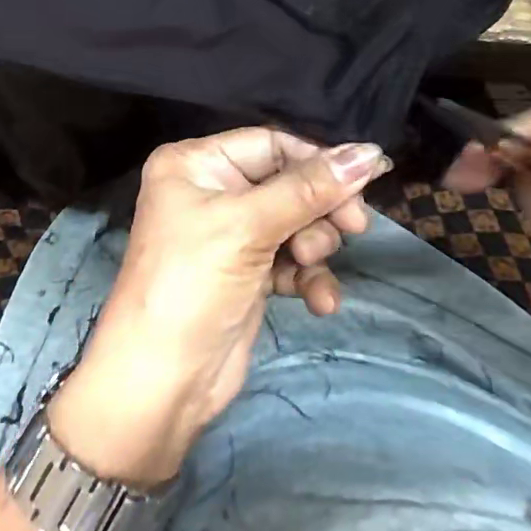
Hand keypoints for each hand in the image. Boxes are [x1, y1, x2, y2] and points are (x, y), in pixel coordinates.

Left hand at [48, 128, 389, 487]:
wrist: (160, 387)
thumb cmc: (193, 285)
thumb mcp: (250, 227)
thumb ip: (311, 189)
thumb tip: (369, 152)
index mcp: (196, 163)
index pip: (272, 143)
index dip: (317, 161)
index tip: (362, 182)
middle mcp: (212, 191)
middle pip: (290, 182)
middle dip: (320, 208)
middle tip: (353, 227)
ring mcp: (231, 233)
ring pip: (297, 221)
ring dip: (315, 244)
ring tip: (309, 264)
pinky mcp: (248, 271)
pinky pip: (292, 259)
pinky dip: (309, 276)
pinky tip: (319, 301)